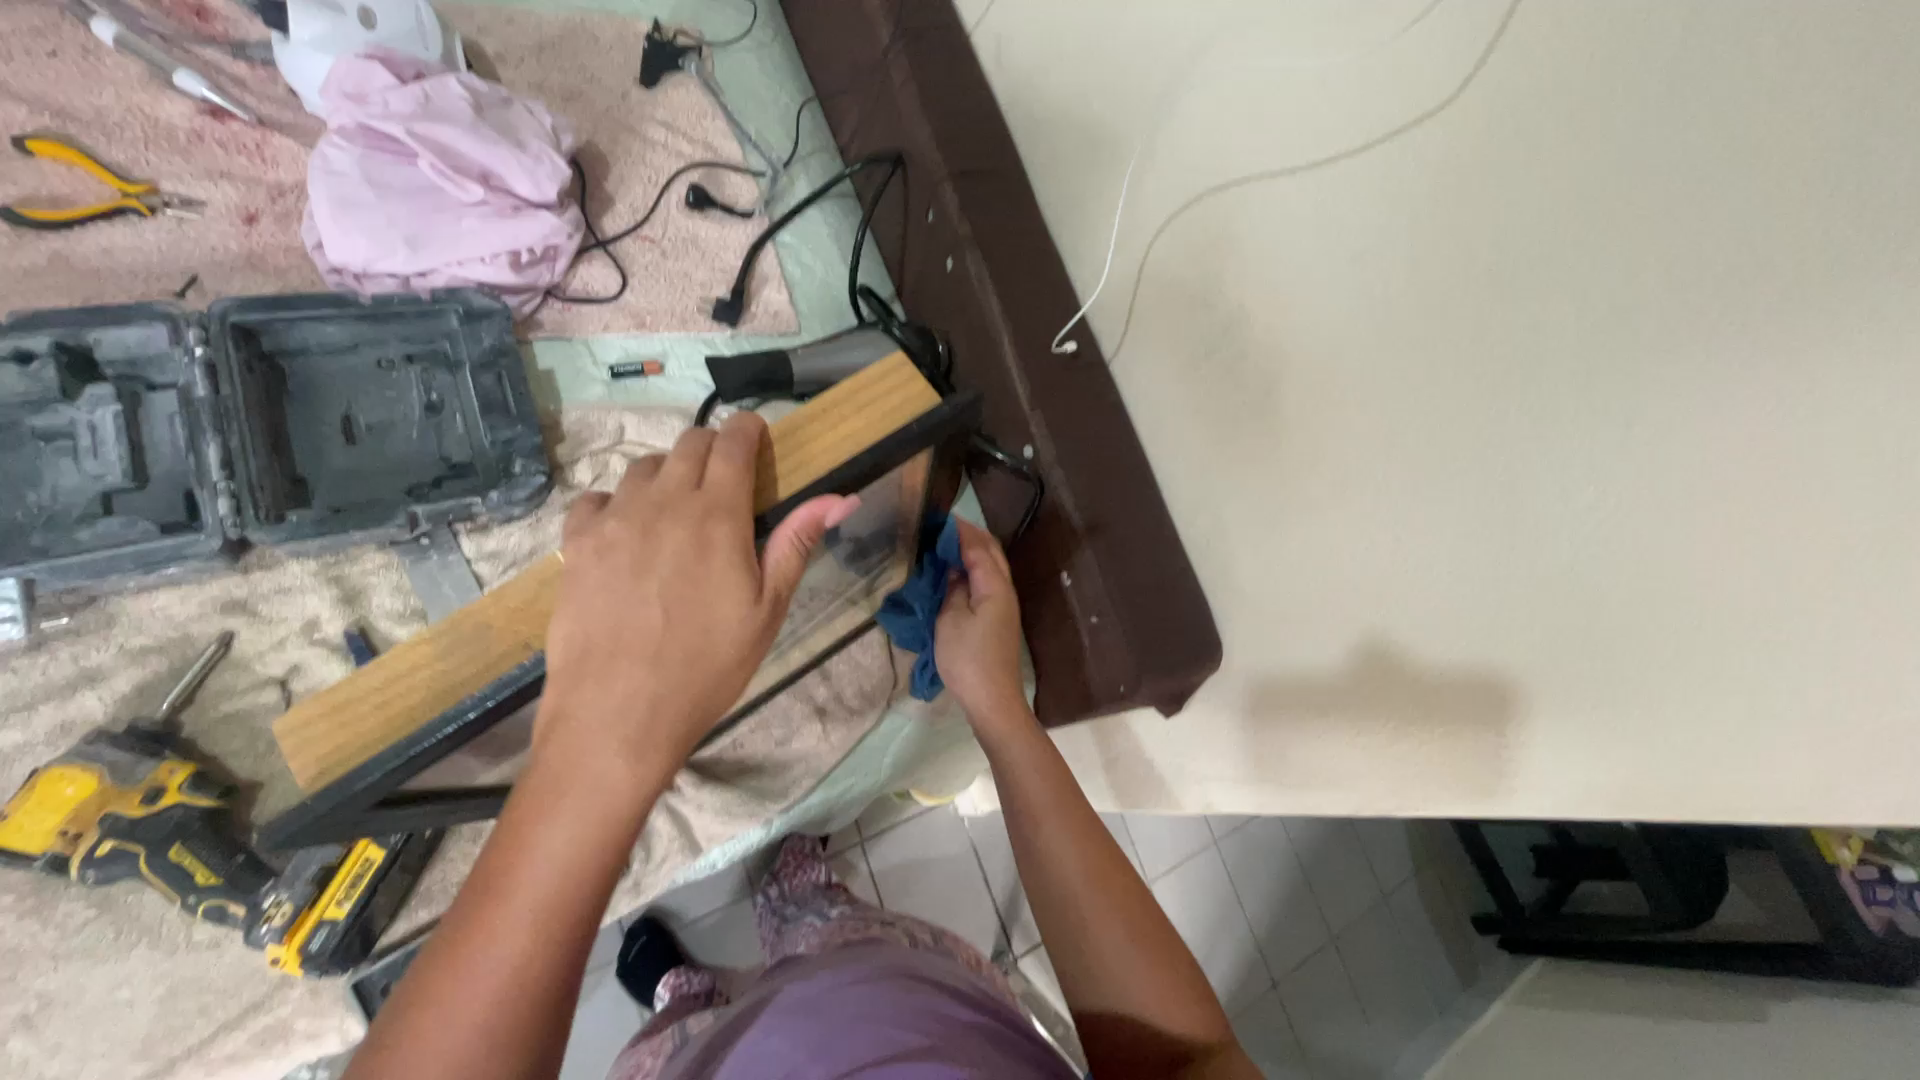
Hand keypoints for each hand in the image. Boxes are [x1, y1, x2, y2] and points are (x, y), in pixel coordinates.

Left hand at [536, 411, 855, 783]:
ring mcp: (614, 519)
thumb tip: (842, 496)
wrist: (618, 711)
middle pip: (688, 443)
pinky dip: (617, 504)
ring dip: (667, 476)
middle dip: (713, 449)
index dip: (749, 429)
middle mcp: (663, 501)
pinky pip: (597, 499)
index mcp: (717, 514)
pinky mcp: (577, 542)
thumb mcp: (767, 609)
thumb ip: (797, 543)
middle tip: (725, 485)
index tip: (758, 440)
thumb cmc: (708, 665)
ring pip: (643, 467)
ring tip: (677, 515)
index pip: (733, 441)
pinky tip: (627, 536)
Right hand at [934, 520, 1030, 730]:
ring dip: (973, 551)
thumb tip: (953, 568)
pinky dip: (973, 569)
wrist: (992, 700)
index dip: (958, 530)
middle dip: (969, 535)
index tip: (937, 516)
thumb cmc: (968, 659)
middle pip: (991, 552)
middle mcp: (1005, 590)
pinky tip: (955, 573)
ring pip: (992, 567)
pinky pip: (988, 582)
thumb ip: (951, 588)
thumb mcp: (949, 620)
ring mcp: (1005, 605)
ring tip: (946, 544)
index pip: (978, 546)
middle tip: (942, 526)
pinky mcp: (1000, 619)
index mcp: (995, 586)